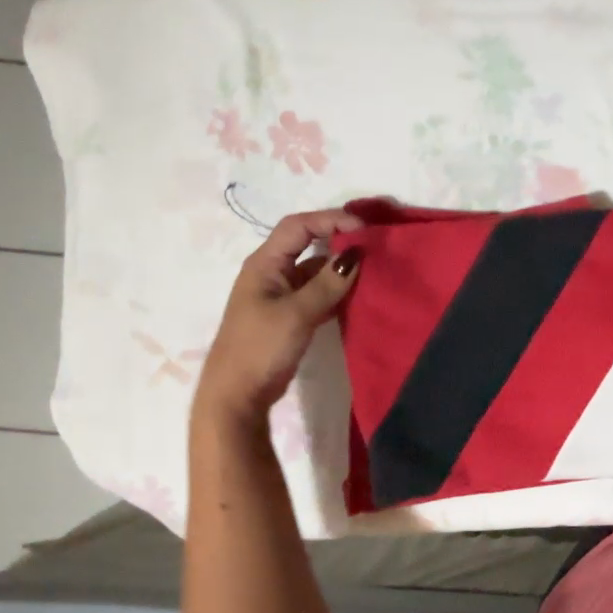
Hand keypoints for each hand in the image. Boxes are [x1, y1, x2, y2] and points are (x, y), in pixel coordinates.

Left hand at [194, 209, 362, 425]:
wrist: (238, 392)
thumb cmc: (261, 346)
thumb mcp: (298, 313)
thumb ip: (328, 283)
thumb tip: (355, 254)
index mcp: (265, 264)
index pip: (298, 226)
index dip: (330, 220)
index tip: (364, 229)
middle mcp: (272, 273)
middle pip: (308, 244)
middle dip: (339, 240)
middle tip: (374, 245)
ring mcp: (281, 296)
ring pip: (315, 271)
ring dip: (341, 268)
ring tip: (374, 269)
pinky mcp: (291, 316)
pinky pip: (318, 294)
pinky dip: (338, 291)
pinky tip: (359, 295)